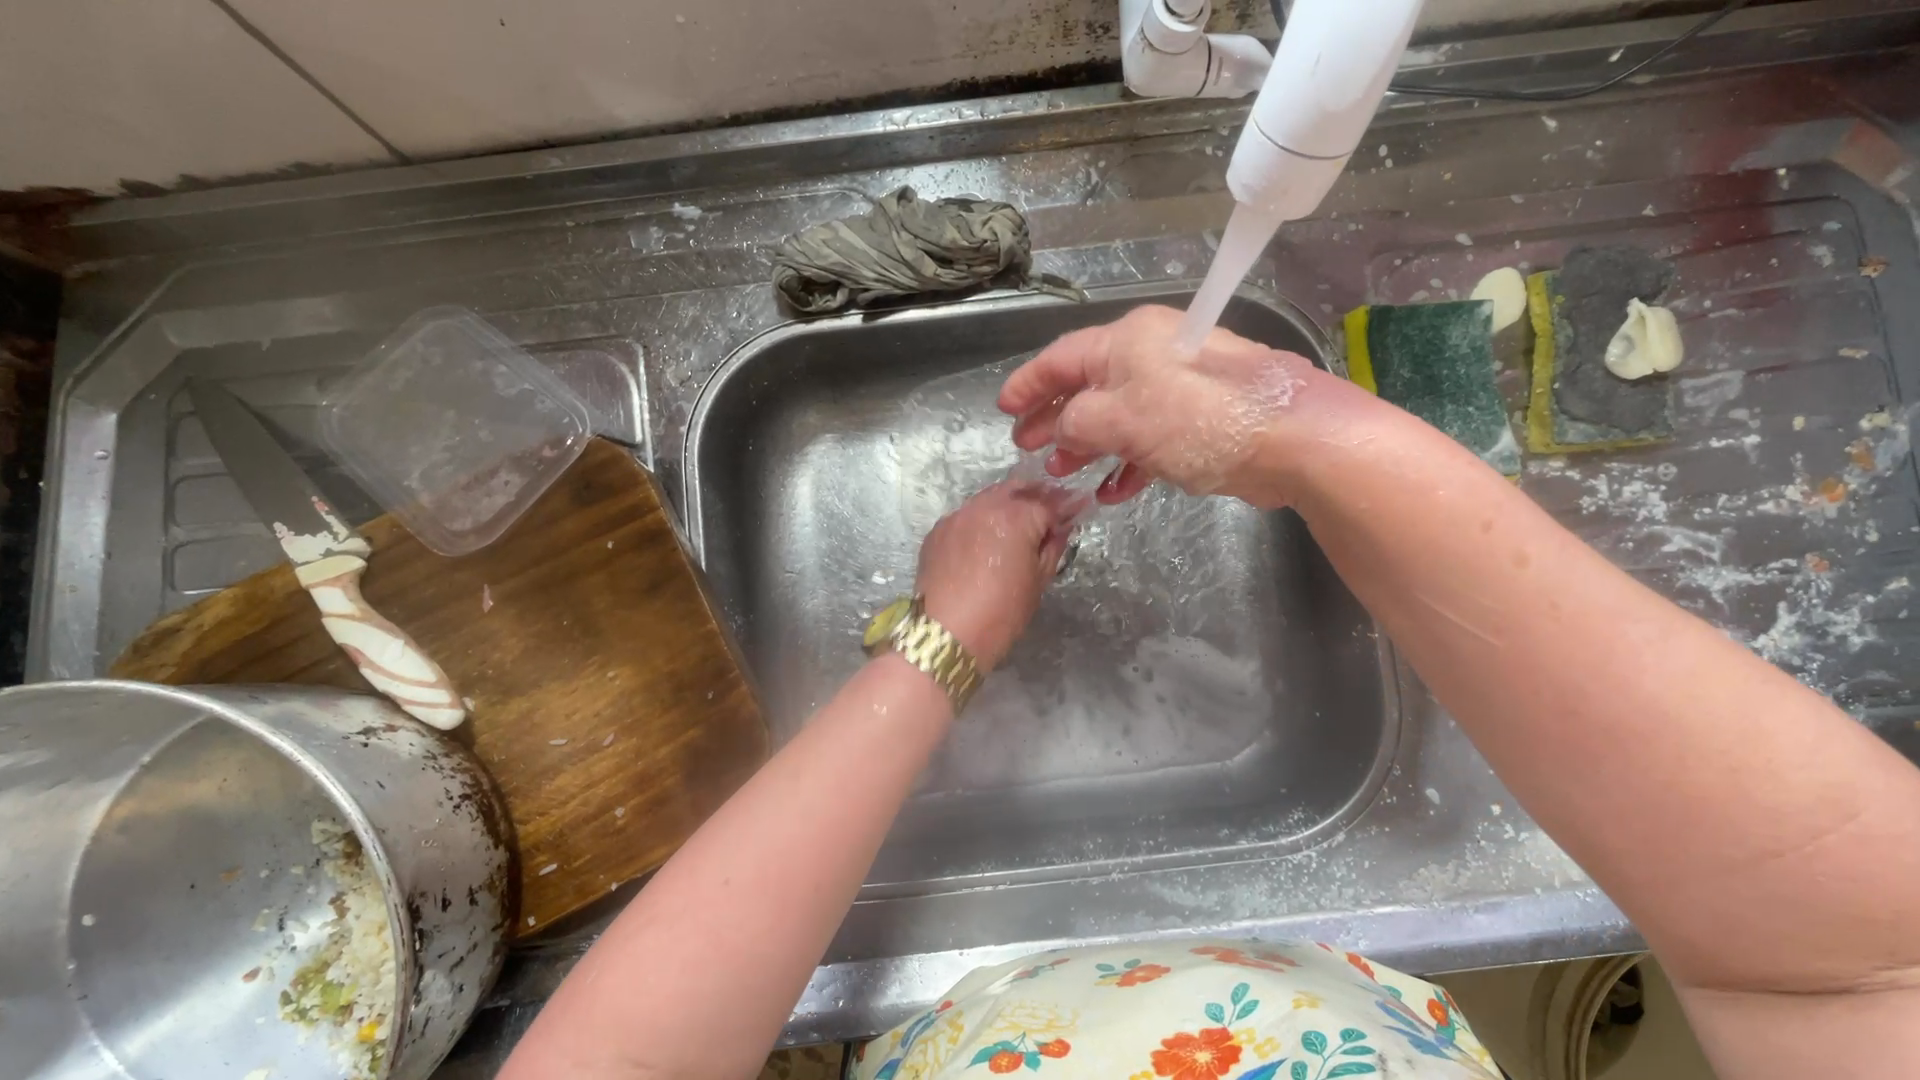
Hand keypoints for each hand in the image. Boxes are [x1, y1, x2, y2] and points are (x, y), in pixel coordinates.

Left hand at [915, 482, 1075, 671]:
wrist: (947, 634)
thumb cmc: (1001, 612)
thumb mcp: (1038, 580)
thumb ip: (1053, 546)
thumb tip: (1062, 525)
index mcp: (1015, 517)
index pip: (1049, 503)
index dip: (1067, 505)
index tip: (1080, 505)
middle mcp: (984, 506)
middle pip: (1017, 490)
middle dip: (1037, 495)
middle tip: (1051, 509)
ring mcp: (957, 516)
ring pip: (989, 498)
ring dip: (1008, 503)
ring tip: (1020, 522)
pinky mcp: (938, 531)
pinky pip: (967, 515)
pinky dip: (982, 519)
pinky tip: (988, 537)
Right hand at [997, 305, 1339, 504]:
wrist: (1290, 440)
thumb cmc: (1196, 421)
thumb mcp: (1119, 419)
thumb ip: (1076, 423)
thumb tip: (1062, 430)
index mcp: (1128, 341)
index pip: (1061, 358)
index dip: (1029, 384)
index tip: (1003, 409)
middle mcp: (1152, 356)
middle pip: (1088, 386)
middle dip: (1055, 420)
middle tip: (1026, 446)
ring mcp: (1179, 389)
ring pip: (1118, 416)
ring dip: (1088, 446)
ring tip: (1064, 473)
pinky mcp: (1201, 423)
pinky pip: (1150, 439)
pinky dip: (1128, 463)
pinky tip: (1114, 491)